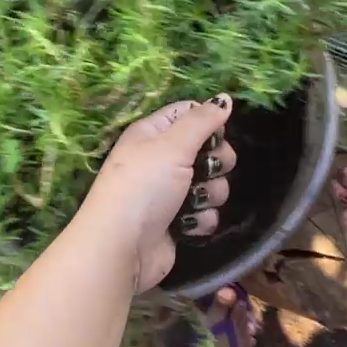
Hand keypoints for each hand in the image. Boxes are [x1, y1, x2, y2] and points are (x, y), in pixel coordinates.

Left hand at [75, 95, 235, 291]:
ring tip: (193, 202)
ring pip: (211, 183)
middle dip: (216, 162)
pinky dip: (201, 220)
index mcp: (153, 133)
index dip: (208, 121)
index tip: (218, 133)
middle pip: (207, 149)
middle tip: (206, 169)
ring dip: (210, 193)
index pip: (189, 114)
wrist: (122, 248)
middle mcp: (161, 159)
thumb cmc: (144, 186)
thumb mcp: (173, 145)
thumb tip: (225, 98)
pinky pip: (205, 212)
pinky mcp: (178, 222)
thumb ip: (202, 121)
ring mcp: (169, 192)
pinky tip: (187, 226)